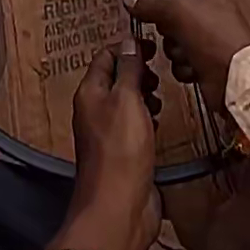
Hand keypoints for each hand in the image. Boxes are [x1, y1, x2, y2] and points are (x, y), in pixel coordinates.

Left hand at [46, 39, 160, 249]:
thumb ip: (129, 69)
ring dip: (144, 95)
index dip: (127, 48)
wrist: (119, 208)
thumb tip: (128, 42)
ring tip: (158, 100)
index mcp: (90, 91)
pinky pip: (133, 124)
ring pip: (126, 101)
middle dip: (138, 72)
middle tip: (156, 75)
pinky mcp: (121, 151)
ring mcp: (107, 131)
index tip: (150, 47)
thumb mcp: (127, 99)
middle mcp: (95, 108)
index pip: (106, 56)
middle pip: (116, 78)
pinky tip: (157, 123)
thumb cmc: (120, 150)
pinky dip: (146, 118)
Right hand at [123, 0, 249, 113]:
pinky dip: (184, 67)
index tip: (141, 5)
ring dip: (174, 50)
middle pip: (171, 13)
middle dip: (165, 27)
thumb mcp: (176, 11)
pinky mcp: (208, 62)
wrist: (237, 79)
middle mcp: (208, 10)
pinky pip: (183, 61)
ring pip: (175, 40)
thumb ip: (150, 4)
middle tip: (168, 33)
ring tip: (184, 55)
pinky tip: (191, 70)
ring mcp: (209, 37)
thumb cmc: (210, 34)